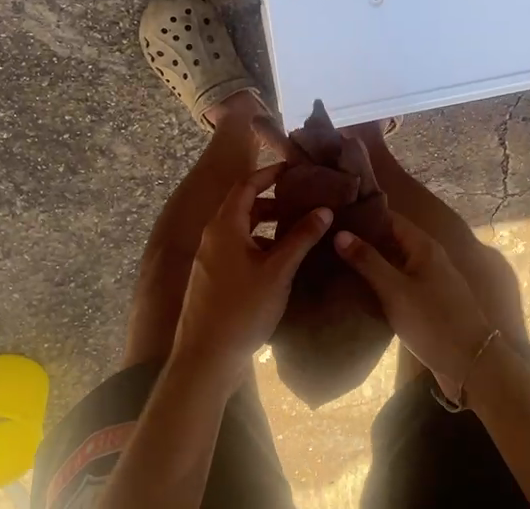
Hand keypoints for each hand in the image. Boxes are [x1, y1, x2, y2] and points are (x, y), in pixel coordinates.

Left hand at [174, 163, 334, 369]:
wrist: (205, 360)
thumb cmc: (242, 309)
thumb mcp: (278, 271)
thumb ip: (301, 237)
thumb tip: (324, 209)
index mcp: (225, 226)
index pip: (246, 185)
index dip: (270, 173)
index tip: (294, 169)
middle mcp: (213, 237)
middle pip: (243, 206)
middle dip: (272, 200)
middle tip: (301, 200)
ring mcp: (209, 260)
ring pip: (240, 230)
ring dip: (266, 225)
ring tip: (296, 229)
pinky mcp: (211, 280)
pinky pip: (236, 249)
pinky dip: (258, 245)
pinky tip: (279, 261)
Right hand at [334, 212, 494, 398]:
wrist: (469, 361)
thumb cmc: (432, 320)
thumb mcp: (395, 290)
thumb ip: (369, 261)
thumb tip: (340, 233)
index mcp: (424, 246)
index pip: (391, 218)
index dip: (365, 216)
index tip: (337, 216)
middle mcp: (428, 257)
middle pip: (393, 240)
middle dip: (365, 240)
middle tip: (329, 241)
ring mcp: (430, 280)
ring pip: (396, 264)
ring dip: (372, 263)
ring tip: (337, 263)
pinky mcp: (428, 302)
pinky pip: (400, 283)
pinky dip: (382, 283)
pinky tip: (360, 291)